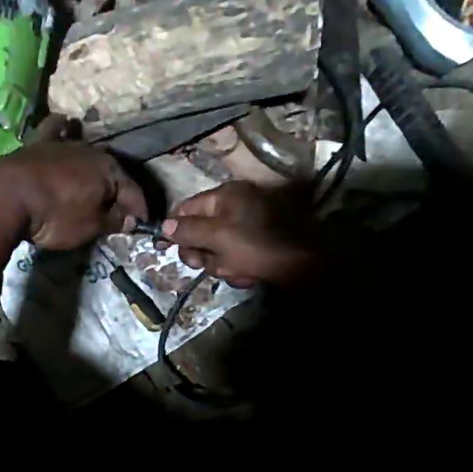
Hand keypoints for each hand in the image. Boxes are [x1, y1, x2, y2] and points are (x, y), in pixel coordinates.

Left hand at [0, 142, 147, 249]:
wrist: (7, 197)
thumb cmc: (56, 215)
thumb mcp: (90, 226)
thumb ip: (113, 220)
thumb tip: (129, 218)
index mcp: (110, 170)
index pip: (133, 192)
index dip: (139, 211)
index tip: (141, 225)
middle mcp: (91, 151)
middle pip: (111, 172)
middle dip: (118, 190)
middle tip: (119, 210)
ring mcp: (64, 144)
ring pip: (87, 151)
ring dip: (94, 166)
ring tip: (97, 179)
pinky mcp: (38, 144)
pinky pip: (55, 130)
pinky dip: (62, 128)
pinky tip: (64, 123)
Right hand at [161, 182, 325, 287]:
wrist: (309, 265)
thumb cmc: (261, 246)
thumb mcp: (219, 237)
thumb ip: (189, 231)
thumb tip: (163, 226)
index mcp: (225, 196)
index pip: (186, 208)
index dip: (174, 229)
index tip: (164, 248)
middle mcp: (235, 207)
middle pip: (201, 232)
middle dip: (203, 253)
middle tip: (207, 264)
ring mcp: (248, 228)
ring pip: (218, 251)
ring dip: (223, 265)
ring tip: (240, 270)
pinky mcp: (259, 248)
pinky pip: (236, 259)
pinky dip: (240, 270)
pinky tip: (251, 275)